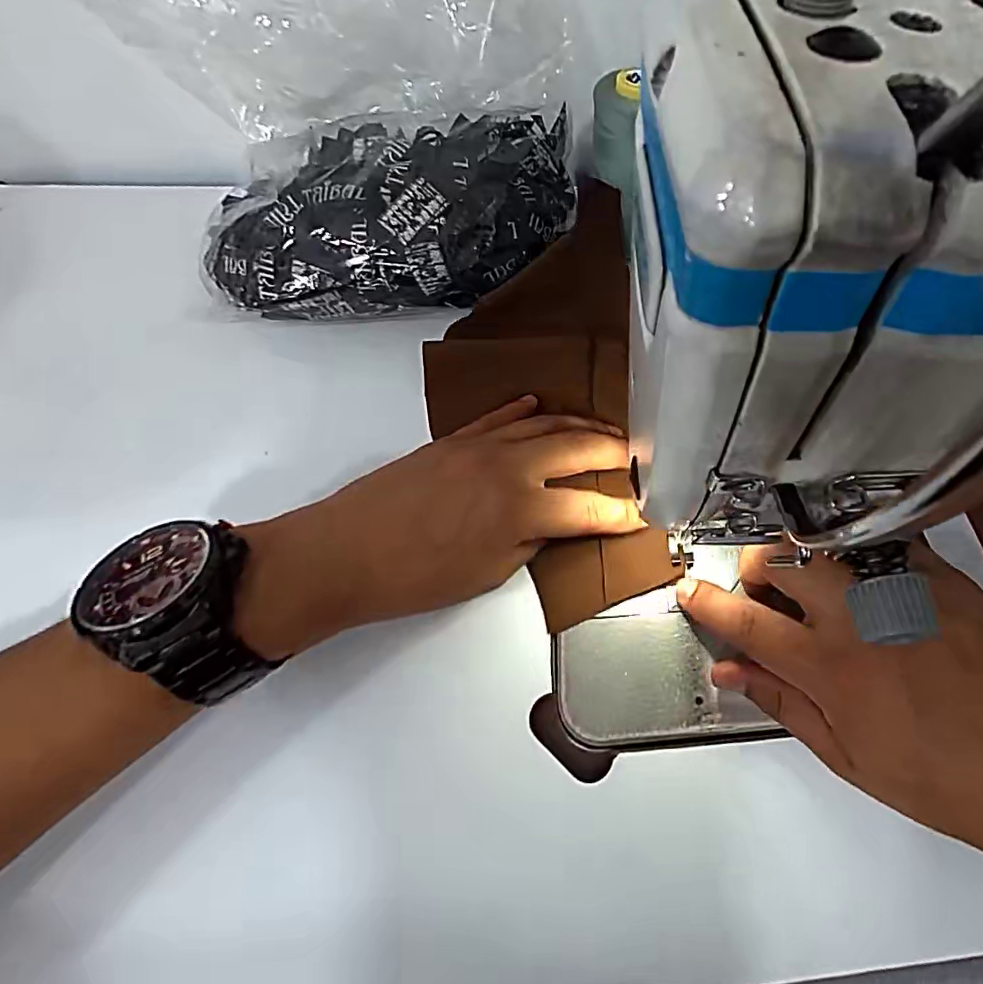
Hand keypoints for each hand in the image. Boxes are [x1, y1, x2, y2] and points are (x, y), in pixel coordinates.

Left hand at [233, 396, 644, 658]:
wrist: (342, 554)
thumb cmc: (414, 577)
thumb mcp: (487, 572)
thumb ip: (530, 541)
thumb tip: (551, 523)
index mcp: (521, 506)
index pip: (589, 507)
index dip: (621, 513)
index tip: (640, 516)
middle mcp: (508, 464)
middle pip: (577, 446)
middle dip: (615, 452)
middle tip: (637, 459)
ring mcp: (480, 444)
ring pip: (544, 422)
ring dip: (581, 424)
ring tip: (605, 431)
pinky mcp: (454, 439)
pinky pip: (500, 416)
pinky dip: (527, 411)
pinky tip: (540, 406)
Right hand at [678, 540, 982, 858]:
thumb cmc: (947, 776)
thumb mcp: (846, 754)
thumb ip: (782, 702)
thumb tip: (734, 674)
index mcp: (831, 668)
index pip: (746, 621)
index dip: (708, 603)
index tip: (692, 592)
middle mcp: (861, 616)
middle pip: (777, 561)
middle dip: (753, 573)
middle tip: (763, 600)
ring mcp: (900, 587)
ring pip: (821, 544)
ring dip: (799, 560)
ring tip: (813, 594)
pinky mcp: (938, 574)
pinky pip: (878, 545)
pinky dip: (856, 558)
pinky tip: (866, 589)